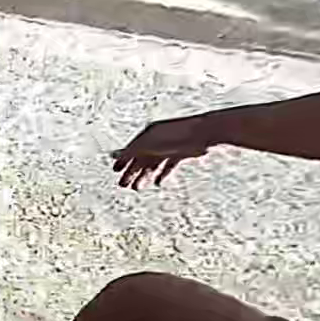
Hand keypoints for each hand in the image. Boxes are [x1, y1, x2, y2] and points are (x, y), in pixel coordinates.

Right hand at [111, 114, 226, 188]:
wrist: (206, 132)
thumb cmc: (177, 135)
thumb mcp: (147, 144)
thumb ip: (129, 151)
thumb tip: (113, 155)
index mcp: (149, 134)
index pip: (132, 149)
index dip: (123, 160)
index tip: (115, 171)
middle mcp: (159, 139)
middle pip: (141, 158)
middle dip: (132, 172)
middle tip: (123, 185)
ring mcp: (171, 146)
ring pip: (153, 164)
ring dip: (144, 176)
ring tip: (137, 188)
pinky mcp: (183, 152)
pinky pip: (169, 166)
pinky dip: (162, 174)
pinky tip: (158, 183)